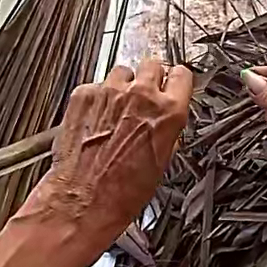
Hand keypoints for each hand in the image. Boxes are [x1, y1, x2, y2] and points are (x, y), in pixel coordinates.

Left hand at [20, 59, 192, 250]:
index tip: (172, 85)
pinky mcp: (84, 95)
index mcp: (168, 112)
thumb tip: (164, 121)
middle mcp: (140, 96)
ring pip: (122, 72)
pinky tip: (96, 121)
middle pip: (152, 65)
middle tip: (142, 101)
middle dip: (149, 80)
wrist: (84, 201)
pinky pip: (96, 86)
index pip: (182, 75)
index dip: (176, 81)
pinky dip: (97, 99)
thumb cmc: (122, 191)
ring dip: (122, 88)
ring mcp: (110, 92)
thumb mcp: (162, 161)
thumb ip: (167, 128)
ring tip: (116, 113)